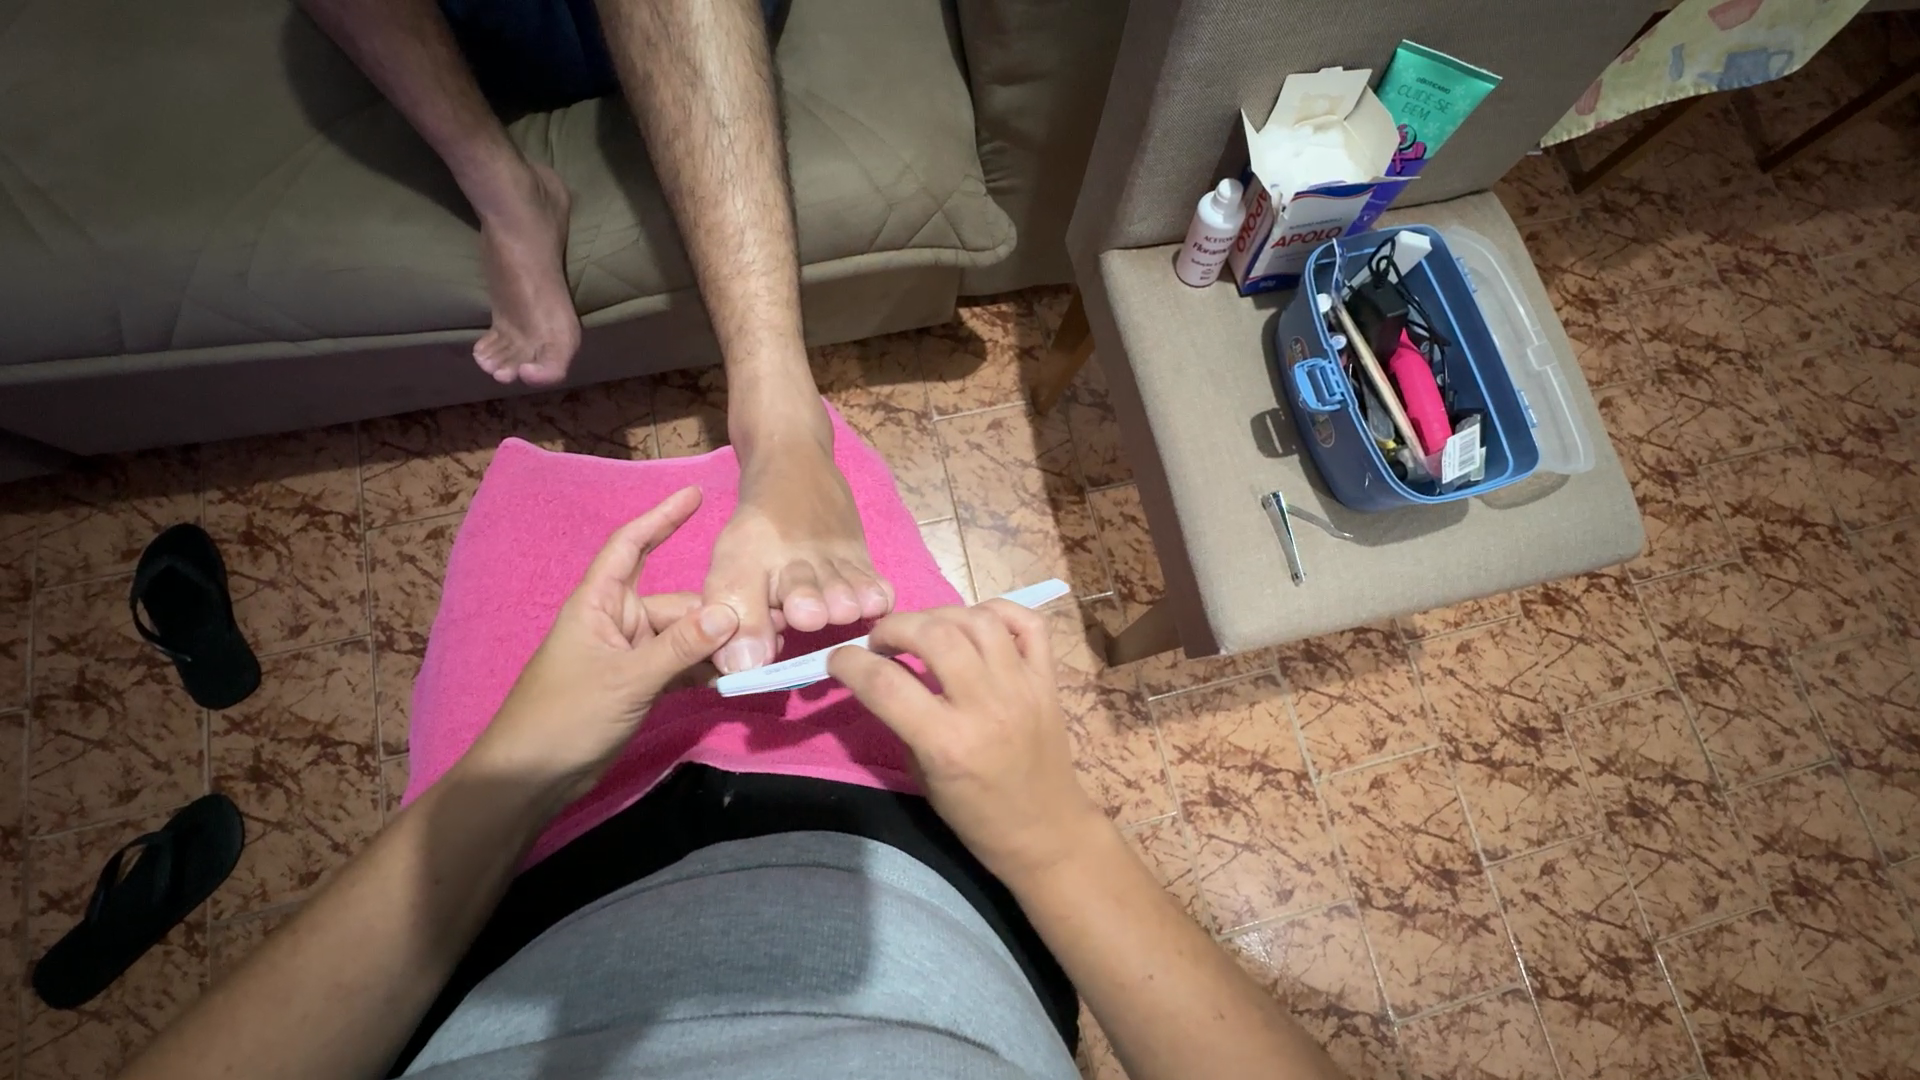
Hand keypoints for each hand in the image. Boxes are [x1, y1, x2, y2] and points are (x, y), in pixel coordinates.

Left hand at [469, 486, 739, 804]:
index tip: (696, 495)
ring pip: (686, 635)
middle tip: (767, 626)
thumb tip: (731, 613)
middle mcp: (619, 621)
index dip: (661, 518)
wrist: (532, 779)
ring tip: (759, 655)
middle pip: (678, 602)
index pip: (631, 546)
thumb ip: (681, 646)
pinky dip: (706, 669)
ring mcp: (632, 653)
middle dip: (716, 612)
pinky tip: (735, 677)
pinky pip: (682, 664)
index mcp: (600, 604)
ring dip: (716, 646)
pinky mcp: (642, 683)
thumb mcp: (627, 678)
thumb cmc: (564, 717)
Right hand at [827, 601, 1106, 883]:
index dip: (849, 662)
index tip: (838, 659)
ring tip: (927, 631)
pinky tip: (975, 624)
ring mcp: (1022, 687)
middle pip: (934, 634)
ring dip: (941, 616)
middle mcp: (986, 706)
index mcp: (947, 743)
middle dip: (895, 627)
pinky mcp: (1047, 679)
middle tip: (883, 642)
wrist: (1046, 832)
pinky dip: (998, 611)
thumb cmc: (976, 815)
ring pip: (978, 619)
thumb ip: (900, 721)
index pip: (885, 683)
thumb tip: (878, 674)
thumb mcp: (923, 776)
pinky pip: (1027, 622)